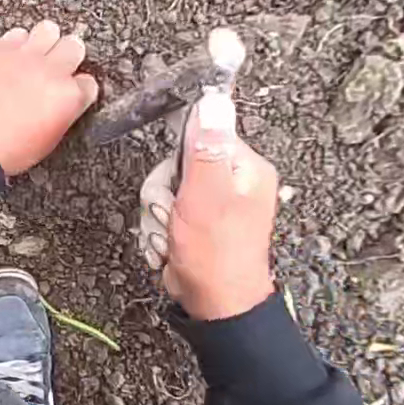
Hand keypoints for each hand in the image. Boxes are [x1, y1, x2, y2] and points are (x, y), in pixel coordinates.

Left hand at [0, 20, 99, 175]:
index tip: (72, 91)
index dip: (79, 87)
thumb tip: (64, 102)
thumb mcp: (51, 138)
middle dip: (70, 56)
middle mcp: (53, 71)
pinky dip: (18, 42)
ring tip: (38, 54)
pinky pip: (18, 33)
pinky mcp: (3, 50)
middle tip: (59, 67)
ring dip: (47, 40)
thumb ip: (64, 112)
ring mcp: (27, 57)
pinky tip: (15, 56)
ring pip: (49, 29)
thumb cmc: (12, 147)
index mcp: (70, 97)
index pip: (89, 82)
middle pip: (75, 46)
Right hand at [141, 92, 277, 319]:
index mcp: (245, 168)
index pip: (203, 134)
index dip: (182, 156)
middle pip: (176, 163)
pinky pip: (163, 209)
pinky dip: (159, 228)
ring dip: (158, 214)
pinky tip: (170, 245)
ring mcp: (211, 202)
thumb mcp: (207, 195)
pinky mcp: (194, 220)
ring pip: (164, 188)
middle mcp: (231, 181)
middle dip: (164, 192)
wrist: (214, 306)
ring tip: (171, 235)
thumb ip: (207, 147)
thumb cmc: (216, 256)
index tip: (179, 179)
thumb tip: (214, 98)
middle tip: (174, 213)